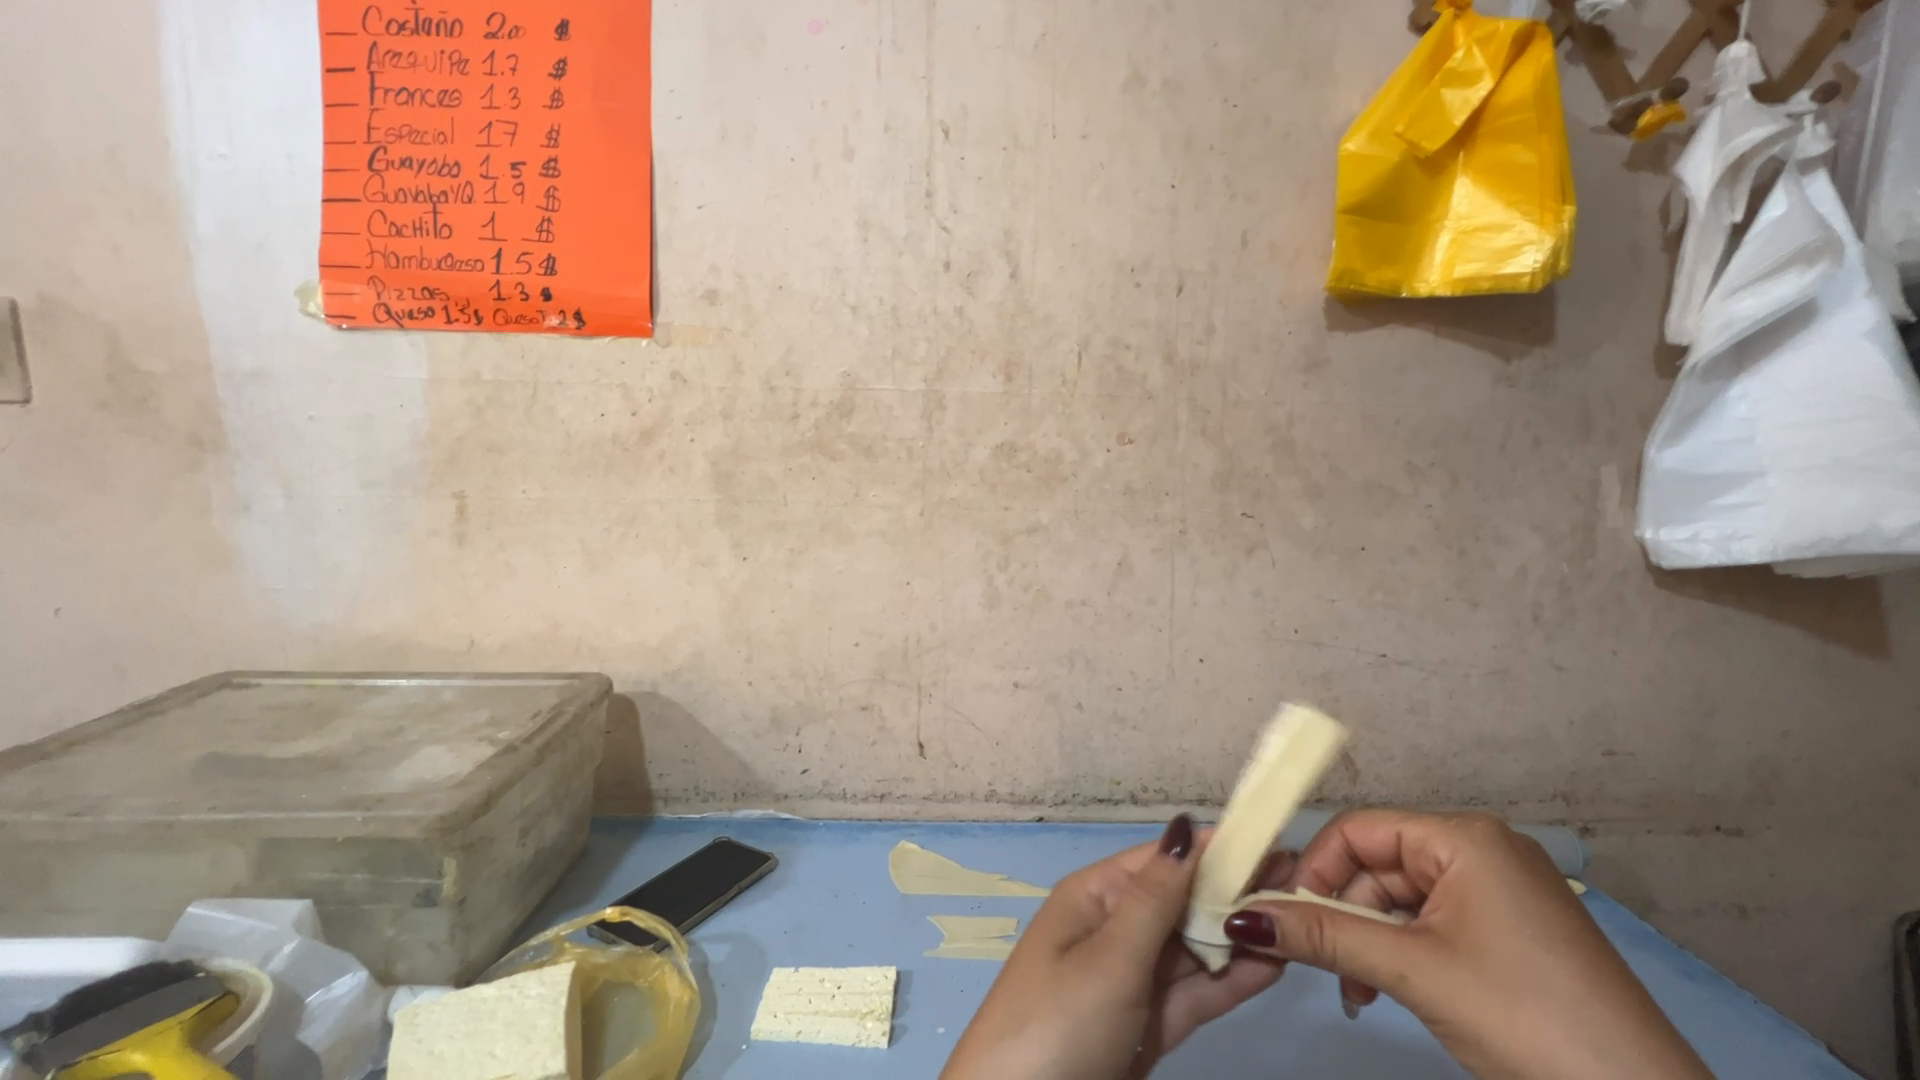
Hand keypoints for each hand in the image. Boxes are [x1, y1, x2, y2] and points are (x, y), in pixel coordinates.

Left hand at [941, 815, 1285, 1079]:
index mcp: (1092, 898)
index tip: (1273, 841)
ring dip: (1239, 935)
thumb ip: (1157, 898)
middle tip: (1302, 881)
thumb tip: (1184, 825)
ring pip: (1192, 947)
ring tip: (1298, 918)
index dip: (1214, 849)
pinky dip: (1229, 979)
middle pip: (1180, 901)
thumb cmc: (1060, 1023)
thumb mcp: (1109, 956)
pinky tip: (1271, 965)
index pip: (1161, 861)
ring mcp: (1130, 980)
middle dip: (1234, 891)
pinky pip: (1193, 991)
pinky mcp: (1145, 1025)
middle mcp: (1112, 929)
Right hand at [1221, 809, 1712, 1079]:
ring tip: (1357, 991)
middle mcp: (1483, 851)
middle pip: (1378, 865)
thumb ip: (1322, 935)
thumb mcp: (1412, 970)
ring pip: (1401, 900)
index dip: (1315, 869)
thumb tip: (1240, 916)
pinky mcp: (1512, 932)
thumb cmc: (1523, 1016)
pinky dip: (1401, 953)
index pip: (1359, 829)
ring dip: (1367, 941)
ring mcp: (1502, 892)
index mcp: (1464, 838)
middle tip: (1322, 967)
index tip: (1286, 917)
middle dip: (1342, 914)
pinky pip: (1432, 924)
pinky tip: (1387, 990)